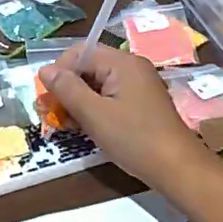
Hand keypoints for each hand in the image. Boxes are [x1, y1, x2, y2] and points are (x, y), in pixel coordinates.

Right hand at [38, 44, 208, 188]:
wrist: (177, 168)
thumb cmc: (134, 138)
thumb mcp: (94, 114)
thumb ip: (67, 89)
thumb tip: (45, 70)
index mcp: (122, 63)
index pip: (80, 53)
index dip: (59, 73)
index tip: (48, 99)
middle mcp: (132, 67)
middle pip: (89, 67)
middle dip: (68, 88)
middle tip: (54, 115)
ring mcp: (139, 85)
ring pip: (98, 84)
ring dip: (79, 101)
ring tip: (67, 125)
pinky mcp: (142, 102)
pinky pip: (111, 96)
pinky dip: (95, 108)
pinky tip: (86, 127)